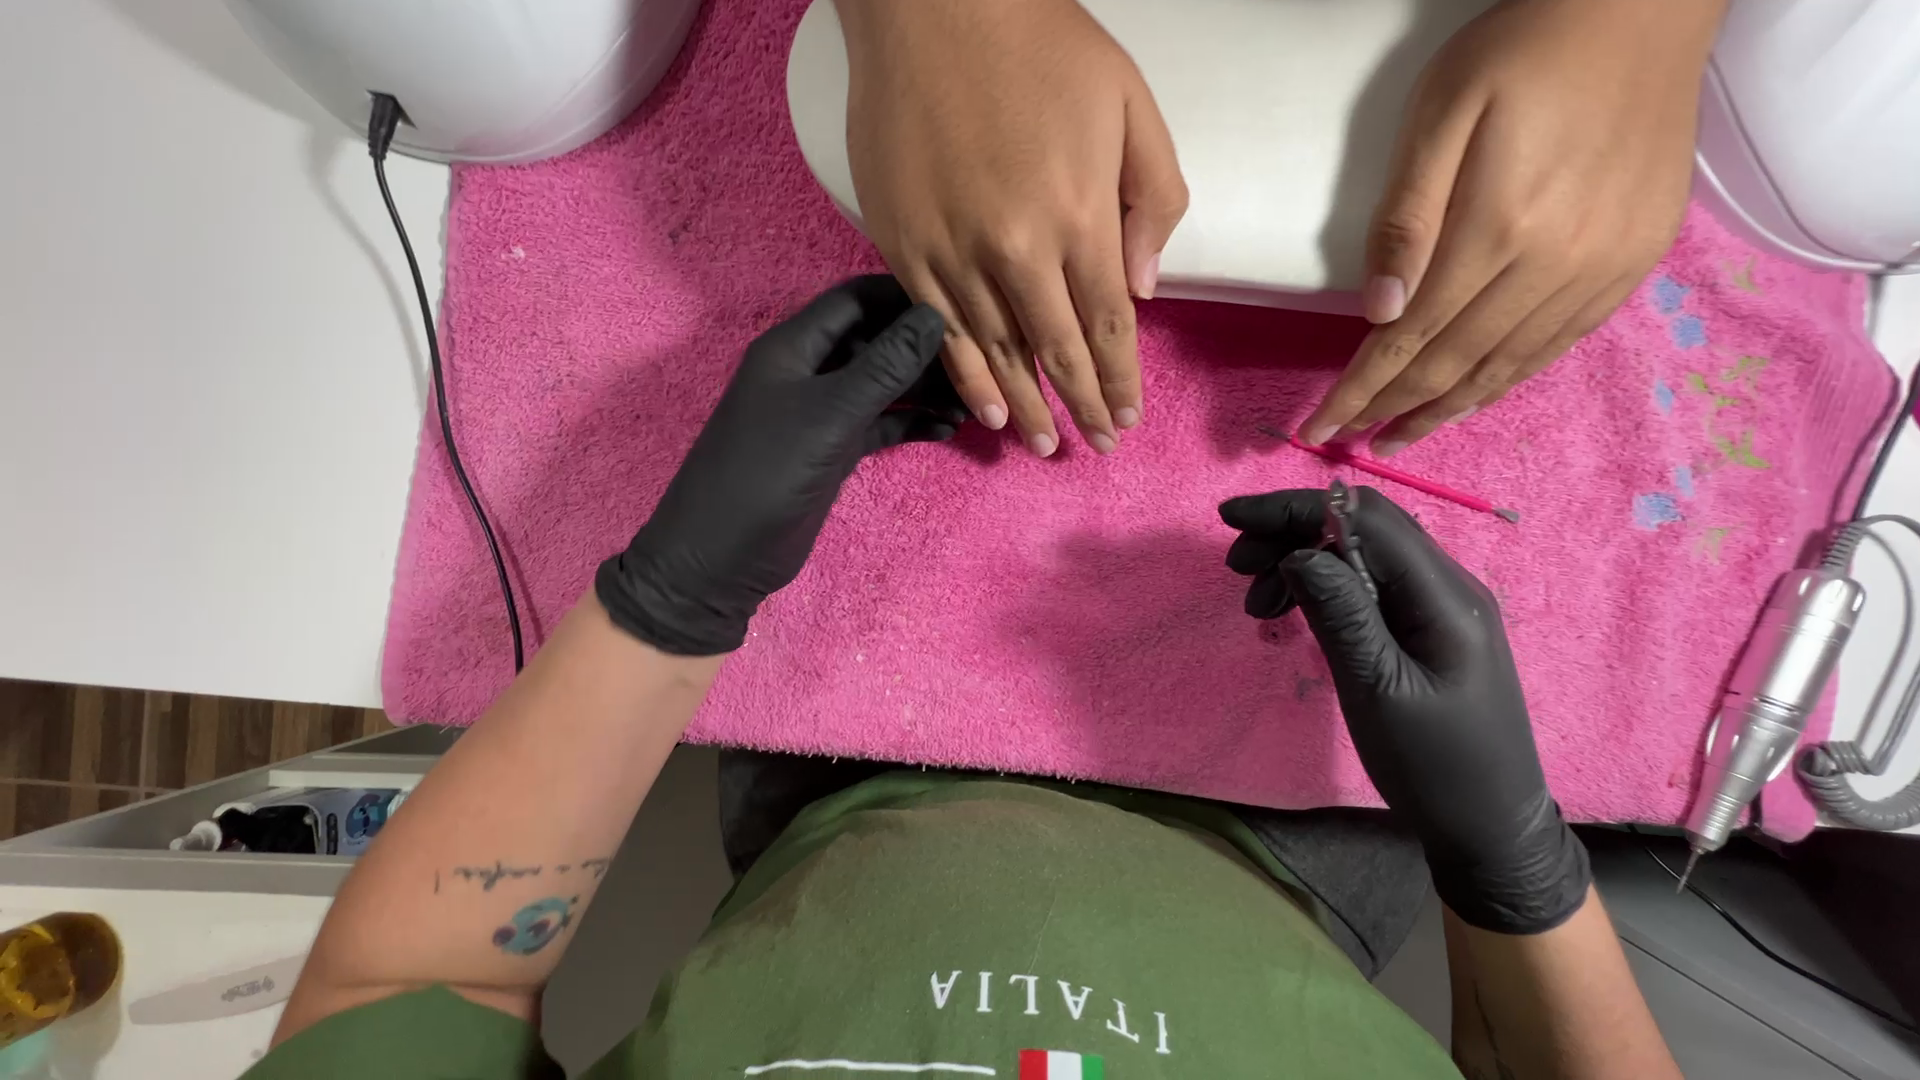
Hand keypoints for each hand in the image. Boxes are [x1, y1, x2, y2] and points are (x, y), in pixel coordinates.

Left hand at [596, 276, 959, 655]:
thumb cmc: (767, 471)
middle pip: (876, 342)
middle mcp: (810, 371)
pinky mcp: (834, 449)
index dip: (905, 297)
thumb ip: (884, 366)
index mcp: (795, 346)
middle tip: (979, 364)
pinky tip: (947, 430)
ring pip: (883, 386)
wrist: (724, 555)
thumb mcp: (830, 414)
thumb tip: (935, 316)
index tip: (960, 305)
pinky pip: (880, 425)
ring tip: (974, 405)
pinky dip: (911, 424)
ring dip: (925, 392)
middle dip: (924, 350)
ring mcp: (822, 412)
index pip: (856, 299)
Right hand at [834, 0, 1187, 456]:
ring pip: (1000, 355)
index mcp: (1077, 213)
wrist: (931, 5)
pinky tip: (988, 414)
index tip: (1128, 417)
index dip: (1120, 378)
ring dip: (1029, 408)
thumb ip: (1152, 200)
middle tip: (1098, 446)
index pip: (1109, 324)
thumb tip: (1144, 287)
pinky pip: (942, 333)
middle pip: (1057, 352)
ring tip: (1047, 448)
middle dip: (1084, 405)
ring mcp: (954, 254)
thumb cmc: (1039, 44)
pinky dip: (968, 379)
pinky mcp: (906, 250)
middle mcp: (1016, 249)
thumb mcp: (1130, 102)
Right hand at [1220, 486, 1589, 932]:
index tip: (1231, 519)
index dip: (1293, 508)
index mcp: (1443, 596)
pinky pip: (1369, 586)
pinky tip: (1291, 613)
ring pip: (1361, 555)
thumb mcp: (1376, 689)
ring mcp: (1439, 606)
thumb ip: (1341, 613)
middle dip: (1290, 533)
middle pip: (1361, 528)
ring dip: (1301, 562)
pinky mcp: (1426, 627)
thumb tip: (1297, 552)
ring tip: (1256, 602)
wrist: (1489, 827)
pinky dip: (1321, 588)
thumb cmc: (1434, 765)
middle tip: (1235, 567)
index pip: (1364, 519)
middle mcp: (1447, 585)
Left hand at [1299, 0, 1724, 455]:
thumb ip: (1405, 222)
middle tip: (1350, 438)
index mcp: (1496, 230)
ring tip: (1399, 438)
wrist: (1648, 3)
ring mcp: (1603, 268)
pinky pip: (1556, 346)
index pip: (1407, 339)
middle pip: (1450, 364)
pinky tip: (1471, 400)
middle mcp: (1554, 264)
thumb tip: (1378, 311)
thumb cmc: (1520, 54)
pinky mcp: (1633, 262)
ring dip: (1444, 411)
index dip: (1359, 390)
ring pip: (1504, 368)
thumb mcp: (1438, 118)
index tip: (1321, 427)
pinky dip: (1503, 383)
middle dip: (1391, 408)